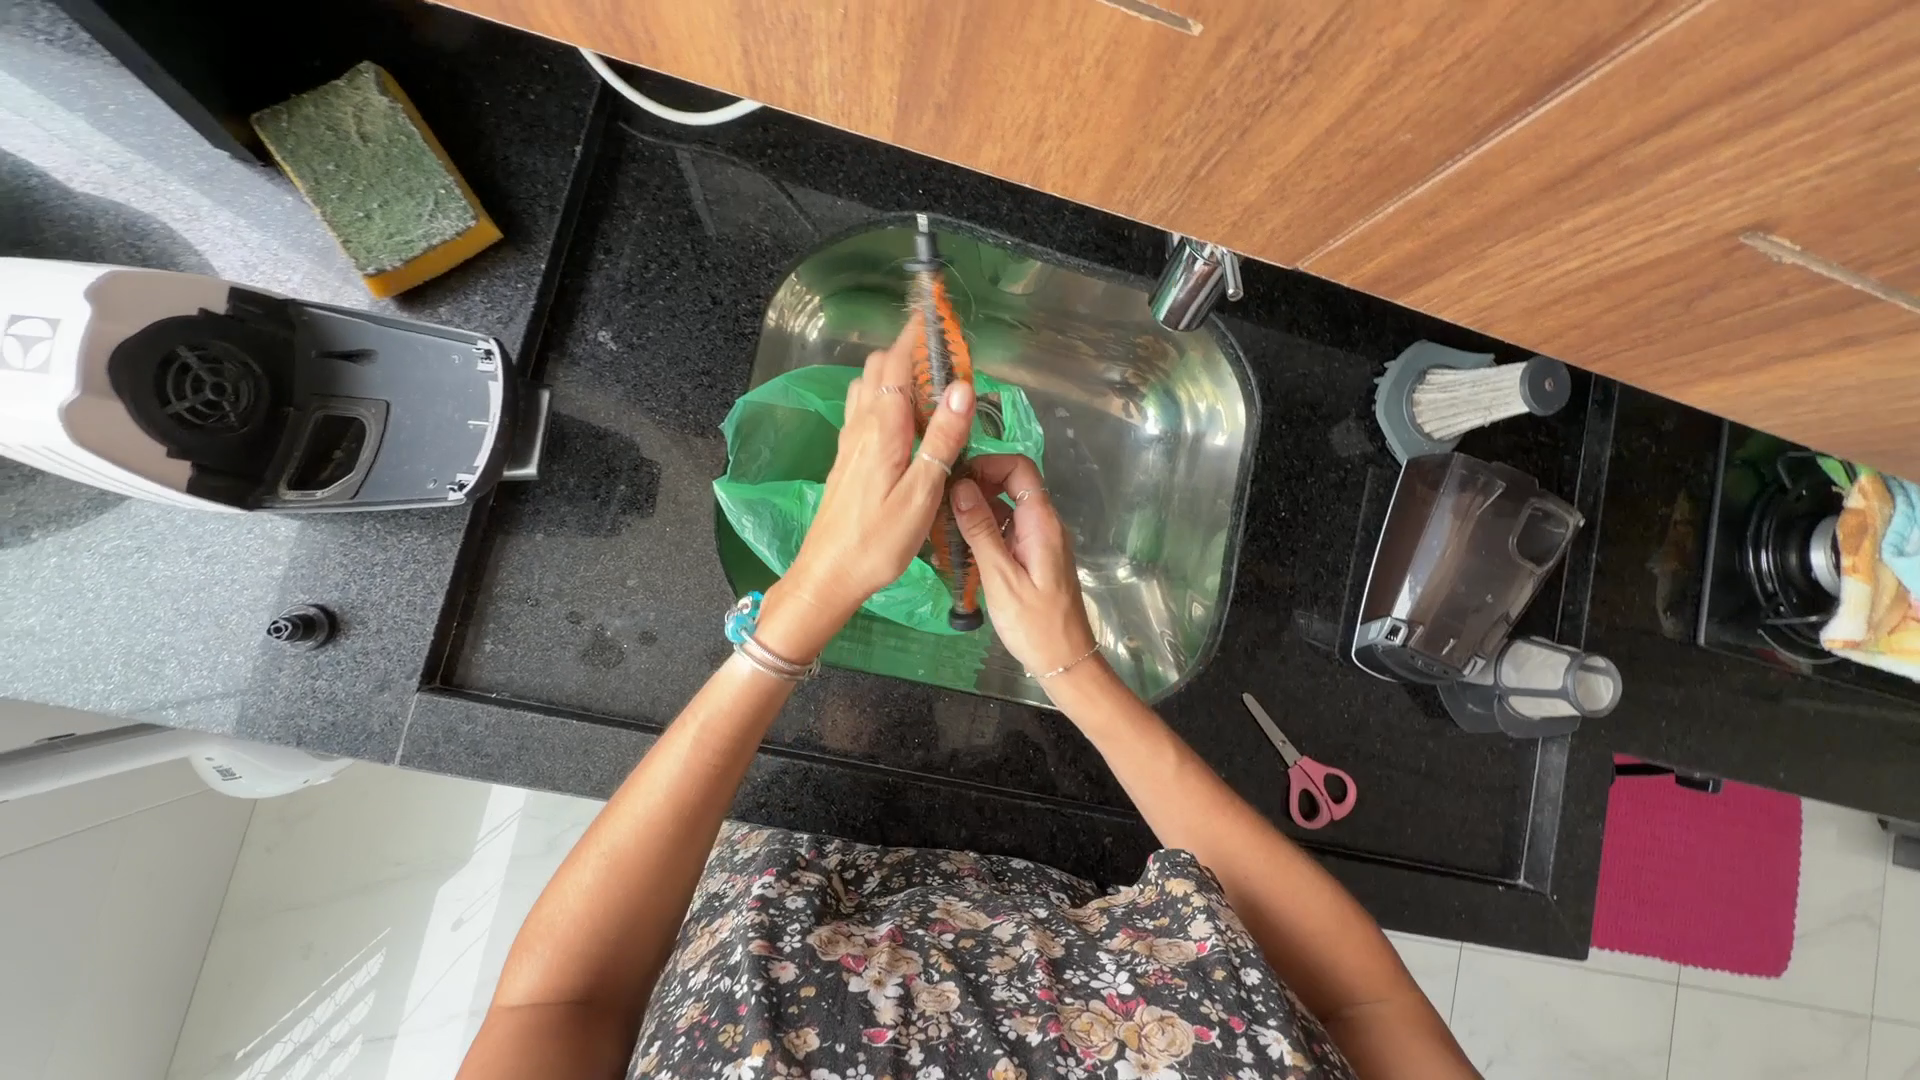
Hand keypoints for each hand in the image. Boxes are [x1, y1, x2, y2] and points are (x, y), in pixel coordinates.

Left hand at [759, 315, 974, 660]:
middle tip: (949, 364)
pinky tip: (908, 427)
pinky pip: (865, 412)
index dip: (917, 333)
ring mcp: (850, 442)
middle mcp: (861, 425)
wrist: (828, 576)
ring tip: (934, 395)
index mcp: (882, 427)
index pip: (896, 361)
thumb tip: (962, 388)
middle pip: (880, 367)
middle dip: (911, 352)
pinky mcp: (847, 459)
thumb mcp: (921, 493)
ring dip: (898, 377)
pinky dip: (888, 401)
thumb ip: (942, 439)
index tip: (939, 315)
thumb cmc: (877, 541)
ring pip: (869, 388)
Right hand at [947, 454, 1099, 681]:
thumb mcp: (1001, 577)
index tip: (955, 478)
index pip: (1019, 468)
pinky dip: (986, 531)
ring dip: (978, 509)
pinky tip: (961, 545)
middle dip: (977, 485)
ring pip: (1008, 508)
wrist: (1065, 661)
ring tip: (944, 522)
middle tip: (942, 501)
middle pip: (1013, 485)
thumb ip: (981, 530)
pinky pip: (1008, 531)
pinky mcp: (1034, 558)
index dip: (988, 464)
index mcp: (1042, 524)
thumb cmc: (1034, 624)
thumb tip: (959, 487)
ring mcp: (1041, 542)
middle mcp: (1045, 525)